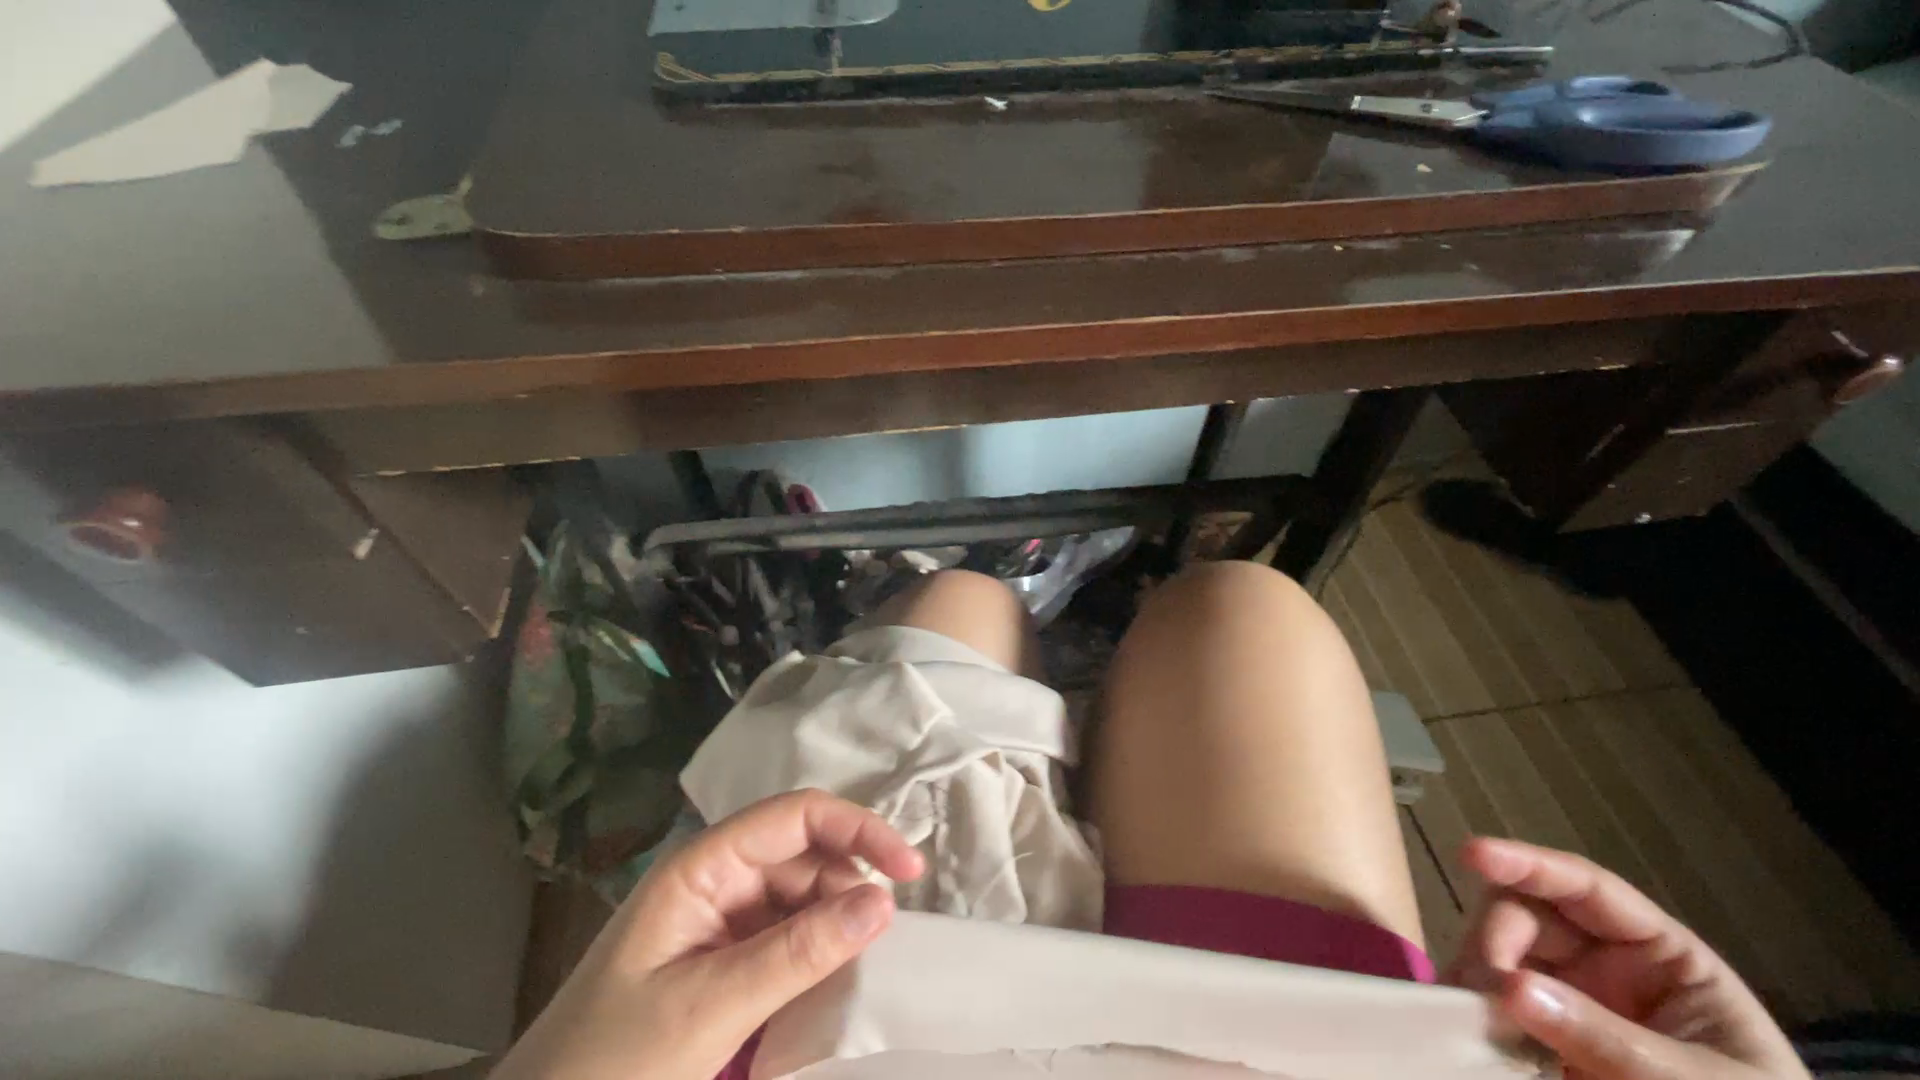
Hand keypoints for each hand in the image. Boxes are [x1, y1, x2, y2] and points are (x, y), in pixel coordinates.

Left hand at [492, 789, 924, 1079]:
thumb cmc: (614, 1060)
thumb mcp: (711, 1006)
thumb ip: (799, 952)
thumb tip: (884, 902)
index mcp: (702, 866)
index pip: (795, 817)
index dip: (858, 830)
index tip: (910, 871)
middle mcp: (715, 878)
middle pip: (805, 854)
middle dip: (851, 885)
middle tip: (886, 942)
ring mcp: (720, 918)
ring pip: (802, 896)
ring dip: (837, 923)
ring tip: (861, 969)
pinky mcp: (725, 957)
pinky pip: (788, 936)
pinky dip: (818, 953)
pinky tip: (832, 983)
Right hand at [1446, 837, 1807, 1079]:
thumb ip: (1610, 1039)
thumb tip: (1512, 988)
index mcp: (1661, 954)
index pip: (1587, 888)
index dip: (1528, 864)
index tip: (1471, 854)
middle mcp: (1606, 962)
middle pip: (1528, 916)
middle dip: (1495, 941)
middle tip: (1479, 988)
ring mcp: (1571, 998)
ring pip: (1499, 955)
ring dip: (1476, 976)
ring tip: (1467, 1017)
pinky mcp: (1543, 1037)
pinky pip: (1495, 1005)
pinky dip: (1473, 1011)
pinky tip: (1465, 1029)